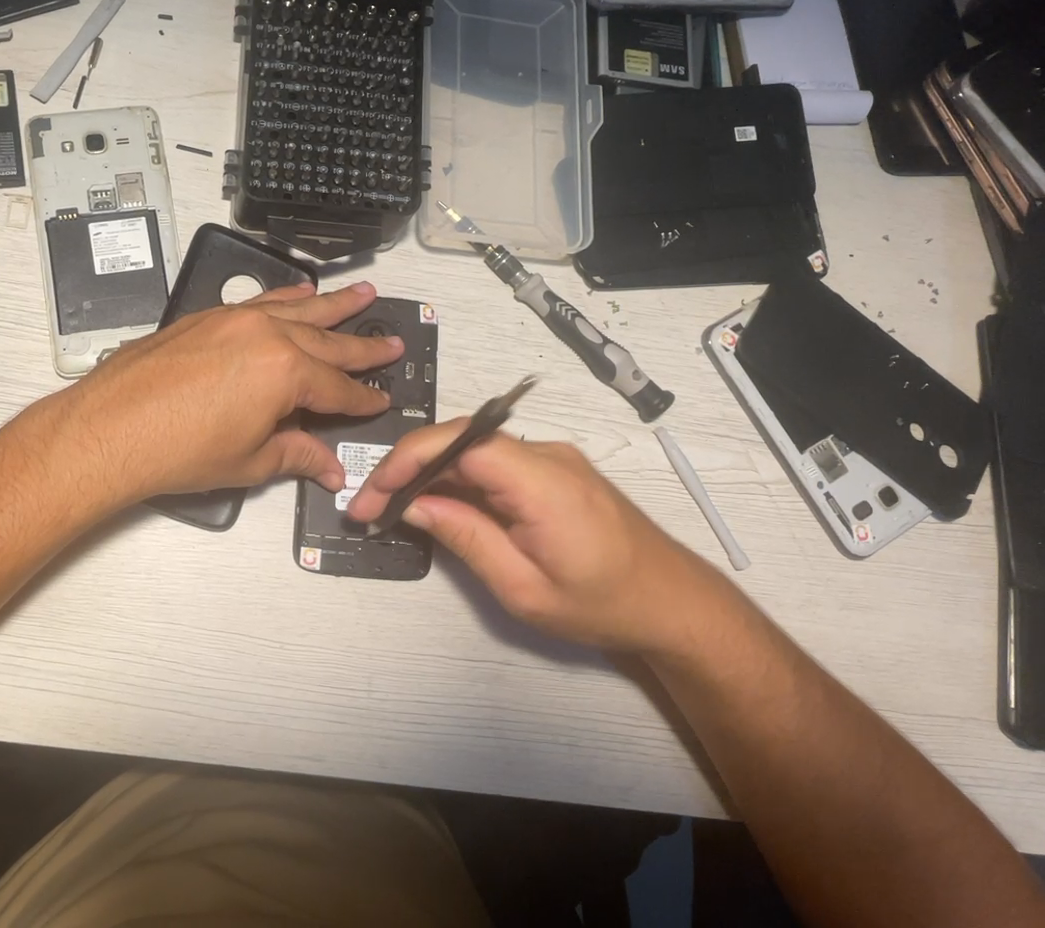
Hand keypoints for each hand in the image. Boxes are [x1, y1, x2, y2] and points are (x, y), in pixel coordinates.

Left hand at [50, 281, 401, 503]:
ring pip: (297, 309)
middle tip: (391, 341)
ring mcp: (233, 320)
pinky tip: (299, 293)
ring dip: (332, 304)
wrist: (110, 430)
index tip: (380, 401)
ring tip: (363, 293)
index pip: (338, 389)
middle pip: (326, 340)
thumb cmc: (175, 449)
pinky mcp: (206, 318)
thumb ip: (297, 456)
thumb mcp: (250, 461)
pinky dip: (284, 297)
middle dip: (362, 346)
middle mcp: (265, 335)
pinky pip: (258, 301)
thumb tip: (328, 469)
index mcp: (285, 371)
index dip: (362, 400)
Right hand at [343, 421, 722, 653]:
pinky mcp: (554, 470)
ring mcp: (553, 459)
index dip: (407, 459)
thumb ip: (465, 536)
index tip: (372, 495)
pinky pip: (493, 463)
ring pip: (473, 449)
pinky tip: (435, 504)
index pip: (460, 444)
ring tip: (393, 508)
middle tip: (370, 507)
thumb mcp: (522, 586)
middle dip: (407, 467)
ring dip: (429, 472)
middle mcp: (547, 455)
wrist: (673, 604)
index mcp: (543, 481)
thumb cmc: (602, 605)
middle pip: (461, 440)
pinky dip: (456, 479)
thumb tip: (412, 504)